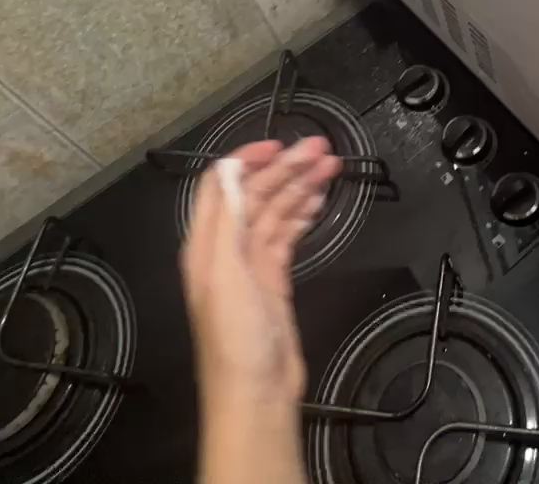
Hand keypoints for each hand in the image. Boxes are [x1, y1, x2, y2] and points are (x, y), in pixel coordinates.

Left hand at [181, 137, 339, 411]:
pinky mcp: (274, 277)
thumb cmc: (235, 337)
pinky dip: (303, 211)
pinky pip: (288, 232)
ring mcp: (252, 262)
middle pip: (256, 193)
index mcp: (207, 242)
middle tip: (322, 150)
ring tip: (330, 166)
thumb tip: (233, 169)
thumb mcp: (223, 273)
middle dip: (286, 167)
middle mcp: (227, 247)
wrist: (256, 394)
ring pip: (276, 210)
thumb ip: (226, 218)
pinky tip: (319, 198)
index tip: (281, 145)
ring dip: (300, 185)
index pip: (222, 183)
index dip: (248, 159)